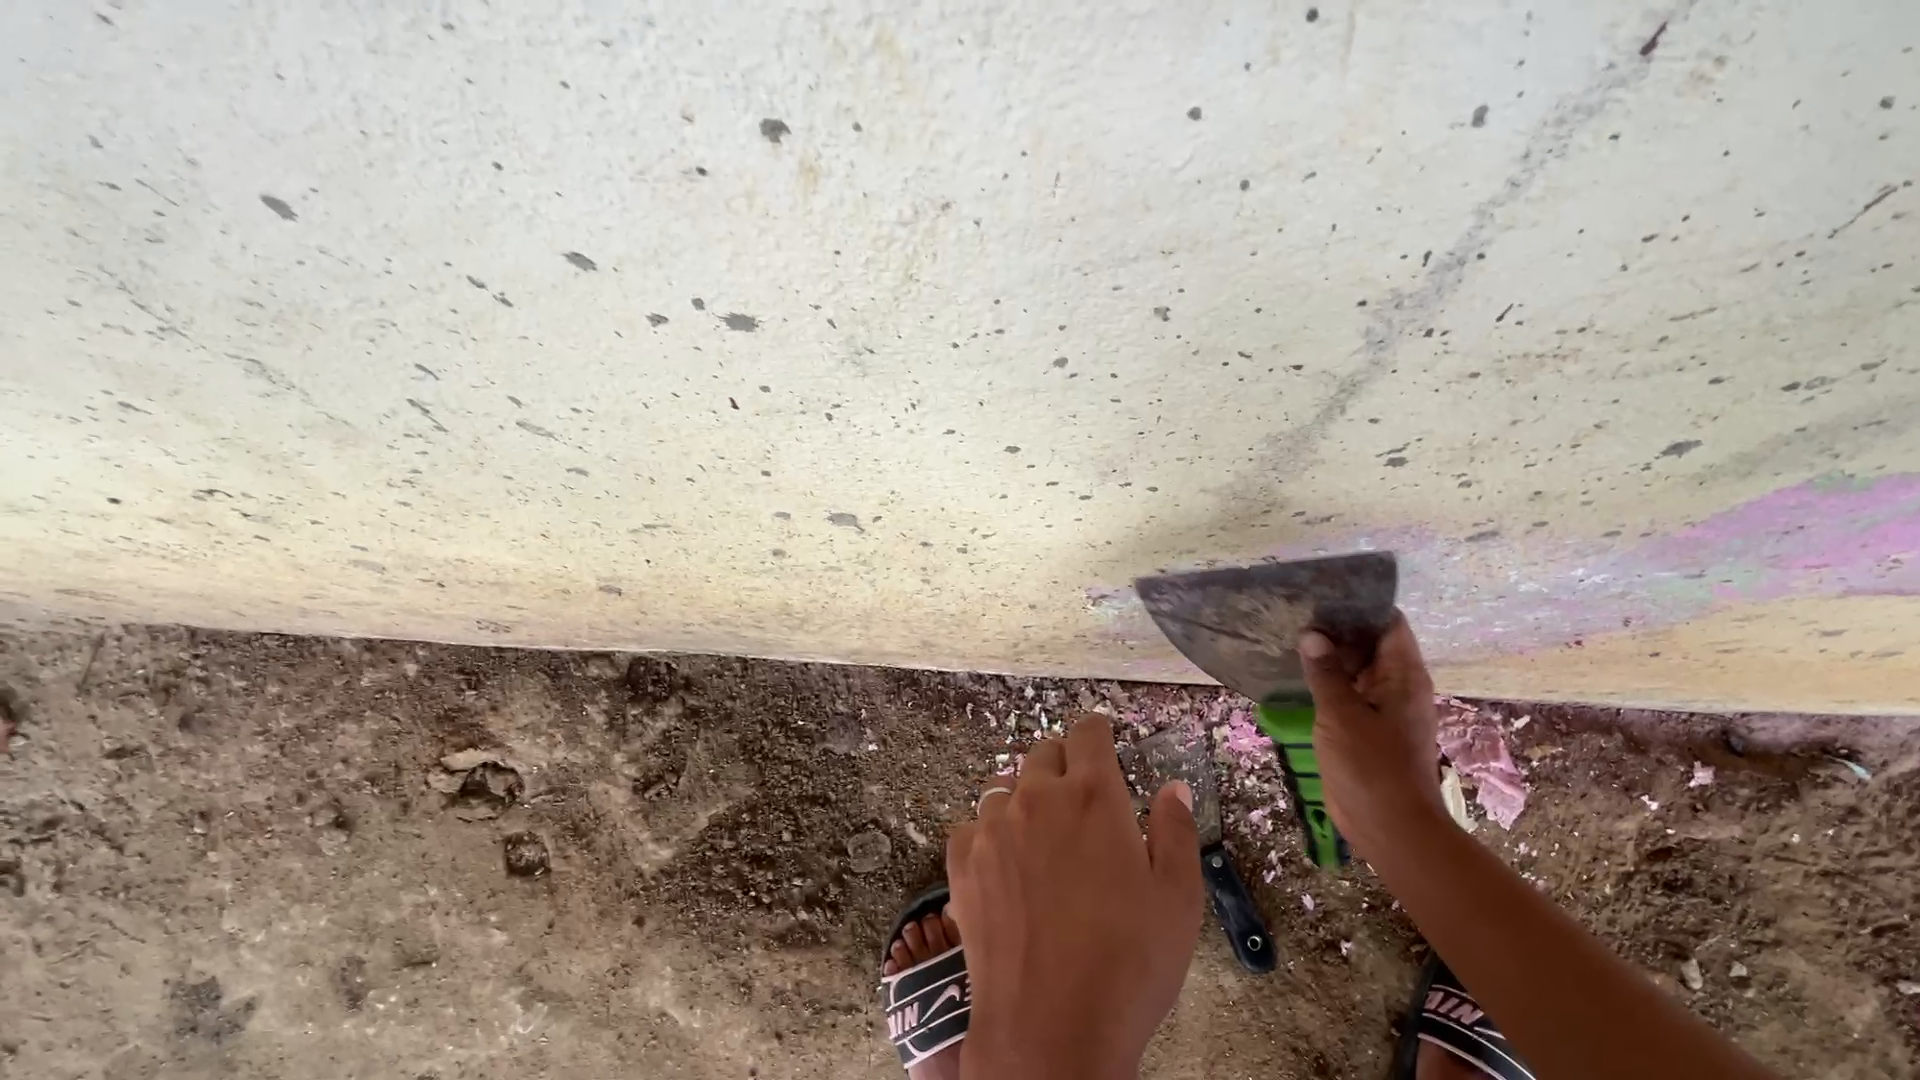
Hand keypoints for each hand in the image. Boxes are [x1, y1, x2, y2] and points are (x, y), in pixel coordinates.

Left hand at [947, 713, 1203, 1079]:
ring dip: (1024, 795)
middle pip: (1042, 752)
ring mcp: (993, 829)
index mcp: (1093, 796)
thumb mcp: (1177, 898)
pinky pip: (971, 826)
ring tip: (1042, 831)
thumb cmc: (1127, 963)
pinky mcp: (962, 864)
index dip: (1098, 732)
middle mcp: (1037, 798)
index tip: (1104, 742)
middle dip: (1063, 763)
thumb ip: (1176, 831)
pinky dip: (988, 832)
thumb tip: (1173, 789)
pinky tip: (1004, 863)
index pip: (1088, 732)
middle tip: (1079, 796)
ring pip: (1004, 786)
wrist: (1051, 1027)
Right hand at [1298, 610, 1447, 860]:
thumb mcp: (1341, 715)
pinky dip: (1330, 682)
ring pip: (1359, 670)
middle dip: (1339, 629)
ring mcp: (1385, 710)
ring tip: (1293, 636)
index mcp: (1404, 677)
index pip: (1389, 624)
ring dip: (1331, 657)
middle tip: (1298, 611)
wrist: (1390, 827)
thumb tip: (1312, 635)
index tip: (1325, 593)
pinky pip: (1351, 694)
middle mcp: (1399, 687)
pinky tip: (1300, 675)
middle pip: (1372, 645)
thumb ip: (1325, 674)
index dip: (1361, 606)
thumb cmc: (1371, 767)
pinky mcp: (1369, 730)